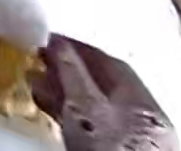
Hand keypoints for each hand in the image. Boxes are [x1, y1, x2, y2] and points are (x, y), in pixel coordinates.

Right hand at [31, 35, 177, 150]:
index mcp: (143, 102)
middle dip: (67, 69)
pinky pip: (90, 124)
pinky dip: (69, 112)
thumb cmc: (111, 148)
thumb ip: (71, 69)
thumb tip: (58, 43)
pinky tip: (50, 108)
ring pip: (93, 106)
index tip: (51, 40)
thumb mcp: (85, 103)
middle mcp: (143, 120)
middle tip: (41, 60)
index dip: (78, 47)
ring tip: (37, 83)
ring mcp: (132, 141)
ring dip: (64, 91)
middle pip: (100, 84)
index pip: (109, 62)